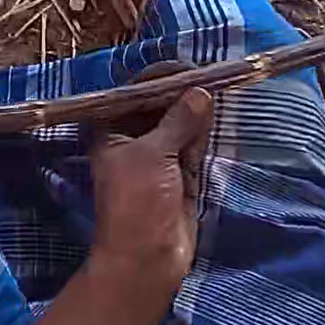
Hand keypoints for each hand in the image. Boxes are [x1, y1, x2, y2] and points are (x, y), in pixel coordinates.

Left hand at [88, 87, 213, 301]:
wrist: (148, 257)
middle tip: (206, 73)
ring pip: (177, 124)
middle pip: (157, 107)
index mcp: (110, 129)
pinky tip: (213, 110)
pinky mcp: (178, 173)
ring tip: (214, 84)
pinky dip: (201, 130)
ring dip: (193, 108)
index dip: (158, 79)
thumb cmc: (137, 199)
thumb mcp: (154, 154)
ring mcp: (156, 156)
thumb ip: (178, 122)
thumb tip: (199, 92)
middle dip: (179, 92)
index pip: (134, 94)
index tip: (184, 67)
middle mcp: (131, 138)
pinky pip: (190, 144)